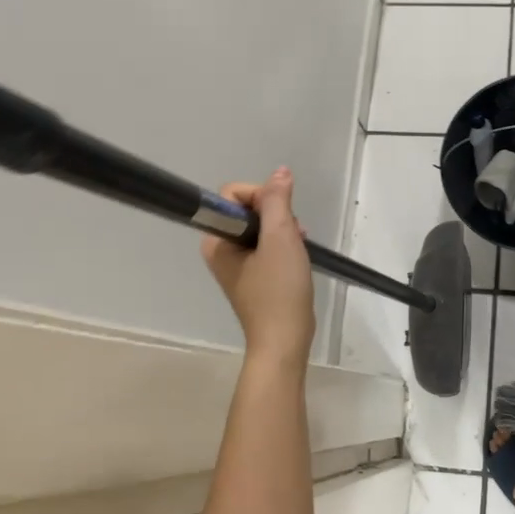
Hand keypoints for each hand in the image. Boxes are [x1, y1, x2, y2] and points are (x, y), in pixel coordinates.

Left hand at [201, 167, 314, 364]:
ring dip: (283, 230)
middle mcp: (220, 248)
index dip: (261, 196)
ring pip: (260, 225)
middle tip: (292, 235)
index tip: (281, 217)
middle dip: (276, 214)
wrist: (284, 340)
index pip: (233, 194)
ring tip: (297, 248)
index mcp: (216, 240)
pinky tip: (297, 257)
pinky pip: (265, 244)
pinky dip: (283, 244)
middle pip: (247, 207)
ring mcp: (235, 262)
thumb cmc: (279, 290)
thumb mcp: (281, 239)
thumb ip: (277, 201)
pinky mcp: (252, 273)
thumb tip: (280, 173)